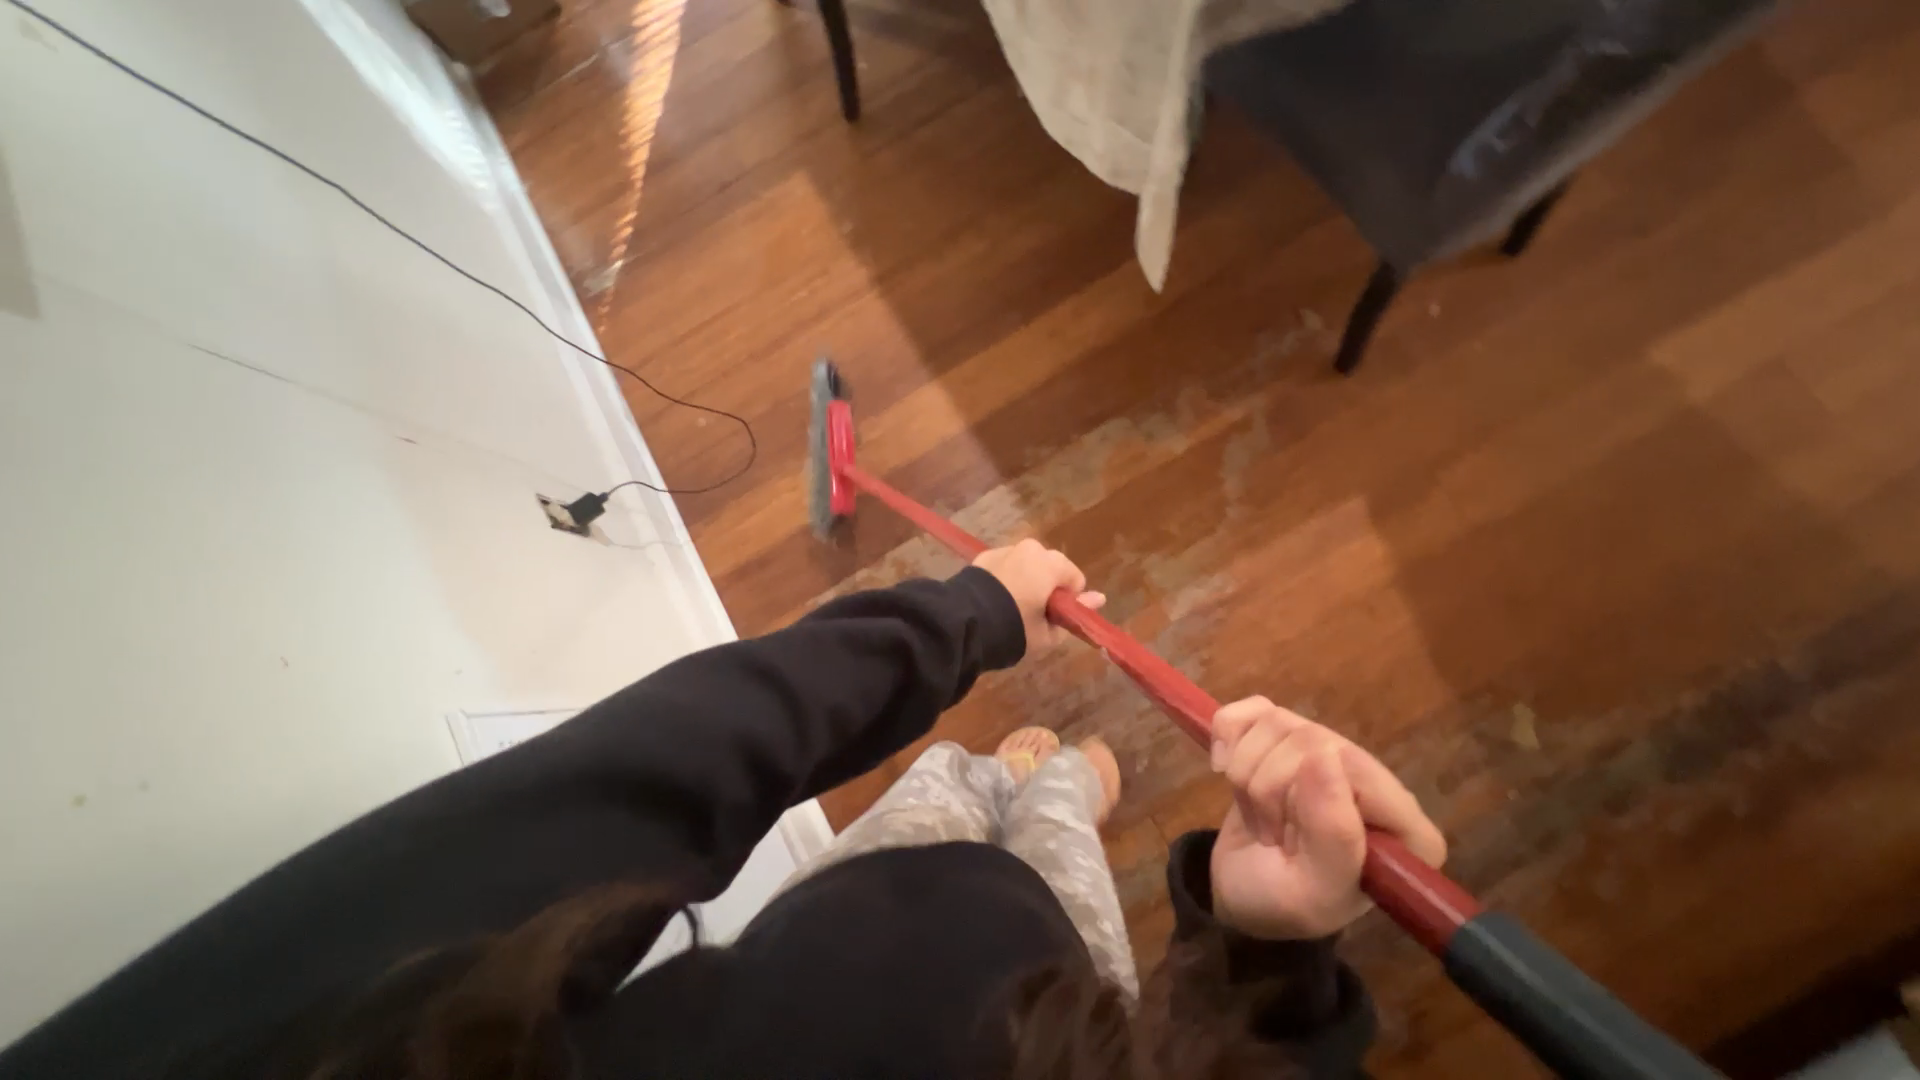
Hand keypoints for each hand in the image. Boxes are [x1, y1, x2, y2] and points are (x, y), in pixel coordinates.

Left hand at [971, 539, 1104, 650]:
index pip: (1074, 579)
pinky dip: (1005, 581)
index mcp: (1050, 562)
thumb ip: (1077, 612)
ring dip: (1025, 582)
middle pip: (1049, 568)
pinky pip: (1004, 568)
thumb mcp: (1049, 632)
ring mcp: (1003, 550)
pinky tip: (994, 602)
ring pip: (1026, 566)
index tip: (1054, 619)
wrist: (965, 623)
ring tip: (1011, 610)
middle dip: (1046, 588)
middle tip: (1034, 616)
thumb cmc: (1015, 628)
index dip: (1068, 602)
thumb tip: (1100, 598)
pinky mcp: (982, 558)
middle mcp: (1029, 549)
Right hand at [1208, 697, 1444, 940]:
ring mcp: (1327, 754)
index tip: (1285, 837)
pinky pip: (1251, 708)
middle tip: (1270, 833)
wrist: (1239, 898)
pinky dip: (1226, 734)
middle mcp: (1374, 782)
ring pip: (1275, 722)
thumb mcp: (1313, 893)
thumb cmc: (1280, 907)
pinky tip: (1223, 766)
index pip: (1354, 767)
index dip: (1303, 793)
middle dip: (1268, 788)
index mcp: (1405, 827)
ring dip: (1245, 770)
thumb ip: (1332, 833)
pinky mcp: (1284, 739)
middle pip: (1308, 739)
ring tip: (1257, 815)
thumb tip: (1324, 753)